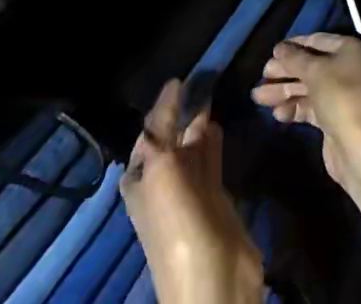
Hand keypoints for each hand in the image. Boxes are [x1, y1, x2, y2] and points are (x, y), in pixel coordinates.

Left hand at [121, 80, 262, 303]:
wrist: (213, 282)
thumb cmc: (178, 224)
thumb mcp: (160, 172)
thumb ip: (162, 132)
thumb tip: (170, 94)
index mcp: (141, 177)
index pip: (151, 131)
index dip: (163, 106)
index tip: (178, 79)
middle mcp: (162, 181)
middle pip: (172, 137)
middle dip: (181, 111)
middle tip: (200, 79)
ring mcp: (191, 191)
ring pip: (193, 147)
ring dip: (199, 123)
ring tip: (210, 94)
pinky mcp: (216, 199)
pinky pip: (211, 161)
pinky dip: (213, 142)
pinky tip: (218, 124)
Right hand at [251, 33, 360, 182]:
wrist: (358, 146)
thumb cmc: (338, 96)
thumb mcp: (314, 70)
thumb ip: (294, 58)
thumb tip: (279, 48)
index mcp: (348, 50)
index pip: (316, 40)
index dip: (293, 45)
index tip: (272, 51)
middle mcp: (346, 69)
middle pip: (309, 66)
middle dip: (285, 71)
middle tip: (263, 74)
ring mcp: (339, 95)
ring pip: (306, 88)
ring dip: (283, 91)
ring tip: (259, 97)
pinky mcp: (332, 118)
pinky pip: (309, 107)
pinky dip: (293, 108)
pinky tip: (277, 114)